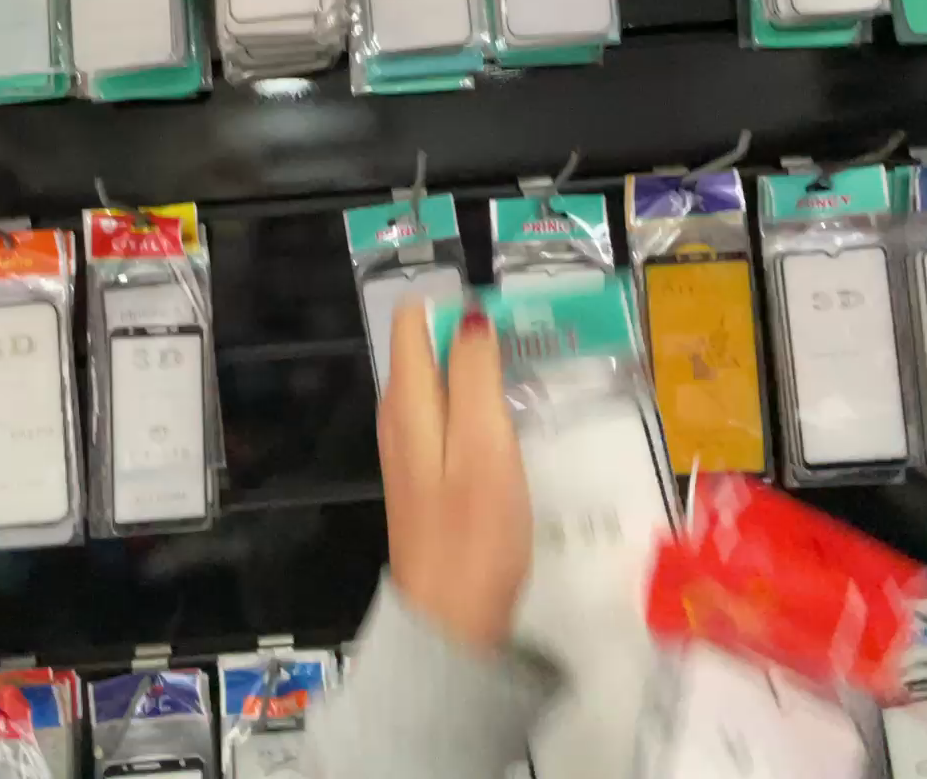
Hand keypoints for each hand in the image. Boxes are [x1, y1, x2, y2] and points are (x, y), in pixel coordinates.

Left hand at [378, 300, 531, 649]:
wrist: (450, 620)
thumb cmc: (473, 531)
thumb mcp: (483, 443)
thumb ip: (474, 374)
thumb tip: (469, 315)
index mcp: (406, 397)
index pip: (411, 320)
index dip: (453, 306)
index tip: (501, 314)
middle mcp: (398, 412)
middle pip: (426, 347)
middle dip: (470, 335)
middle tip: (528, 345)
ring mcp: (409, 442)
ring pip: (438, 380)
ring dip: (476, 369)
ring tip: (527, 375)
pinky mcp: (425, 469)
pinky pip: (446, 413)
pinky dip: (474, 403)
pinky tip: (508, 420)